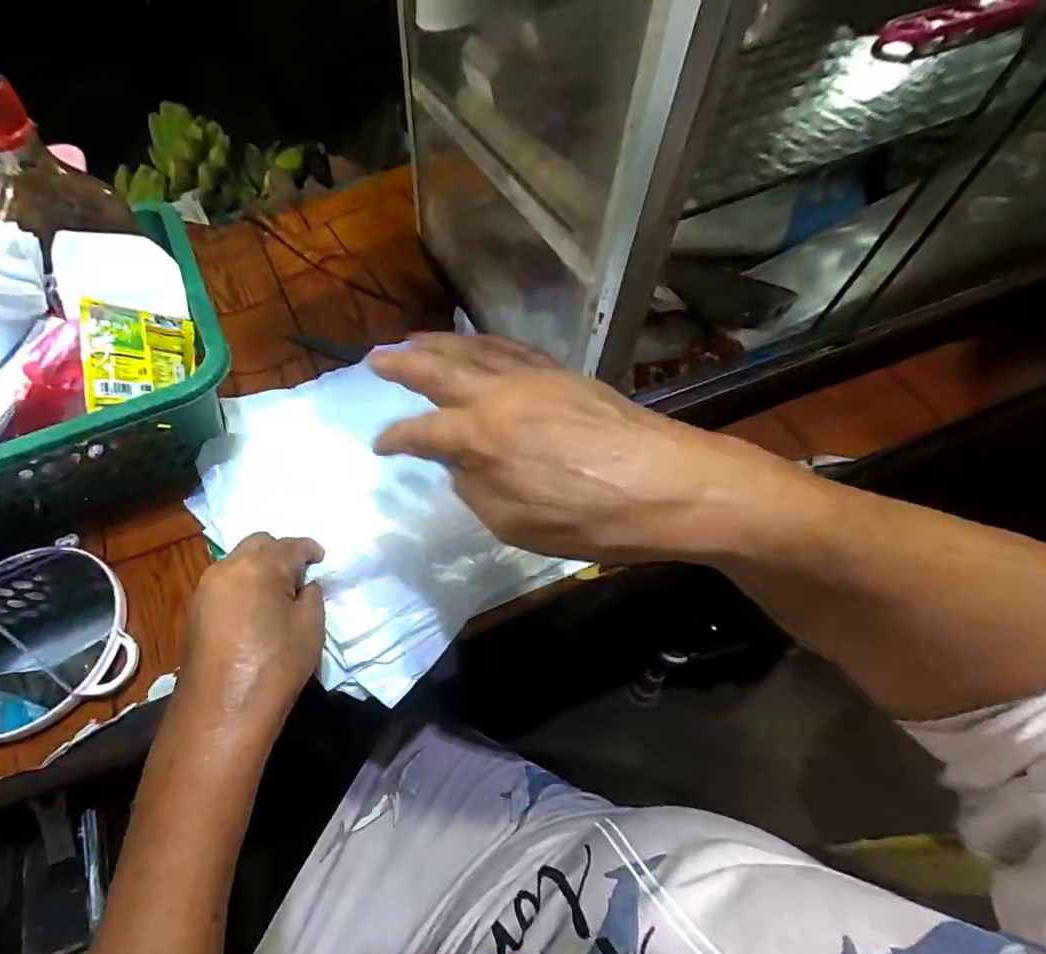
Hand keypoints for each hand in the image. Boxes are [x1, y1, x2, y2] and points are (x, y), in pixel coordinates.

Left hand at [177, 532, 325, 729]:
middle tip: (298, 575)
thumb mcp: (310, 628)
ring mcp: (205, 587)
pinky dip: (241, 586)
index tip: (320, 557)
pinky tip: (252, 610)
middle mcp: (227, 567)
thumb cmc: (275, 665)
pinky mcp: (194, 609)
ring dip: (258, 569)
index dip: (309, 549)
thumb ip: (311, 595)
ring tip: (275, 594)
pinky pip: (223, 584)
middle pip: (258, 545)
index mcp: (259, 566)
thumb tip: (301, 585)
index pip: (291, 546)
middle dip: (280, 553)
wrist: (223, 708)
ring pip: (237, 562)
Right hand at [370, 334, 815, 563]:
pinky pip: (511, 349)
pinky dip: (483, 343)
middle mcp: (498, 396)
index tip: (379, 446)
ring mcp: (533, 379)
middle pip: (438, 371)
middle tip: (374, 358)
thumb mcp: (512, 522)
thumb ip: (475, 488)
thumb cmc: (587, 518)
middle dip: (401, 365)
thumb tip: (459, 465)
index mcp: (479, 437)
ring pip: (473, 350)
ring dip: (438, 344)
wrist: (672, 486)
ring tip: (414, 339)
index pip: (420, 433)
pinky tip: (476, 344)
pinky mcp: (563, 374)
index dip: (394, 439)